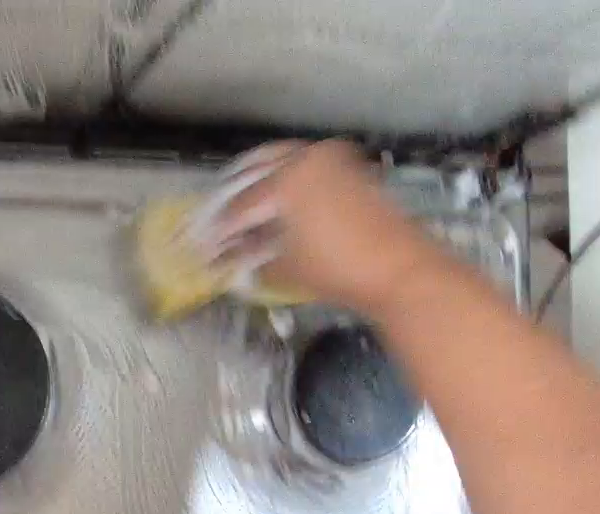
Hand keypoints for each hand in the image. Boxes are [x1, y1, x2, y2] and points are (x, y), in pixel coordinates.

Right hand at [197, 140, 452, 315]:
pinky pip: (306, 169)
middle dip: (232, 193)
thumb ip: (250, 256)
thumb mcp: (283, 267)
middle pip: (257, 167)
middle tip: (215, 215)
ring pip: (283, 162)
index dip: (217, 229)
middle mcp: (308, 158)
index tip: (202, 246)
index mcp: (286, 178)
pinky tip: (275, 207)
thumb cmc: (335, 268)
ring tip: (241, 209)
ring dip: (259, 183)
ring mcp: (333, 160)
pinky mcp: (350, 171)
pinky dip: (286, 185)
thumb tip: (227, 255)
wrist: (398, 270)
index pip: (239, 205)